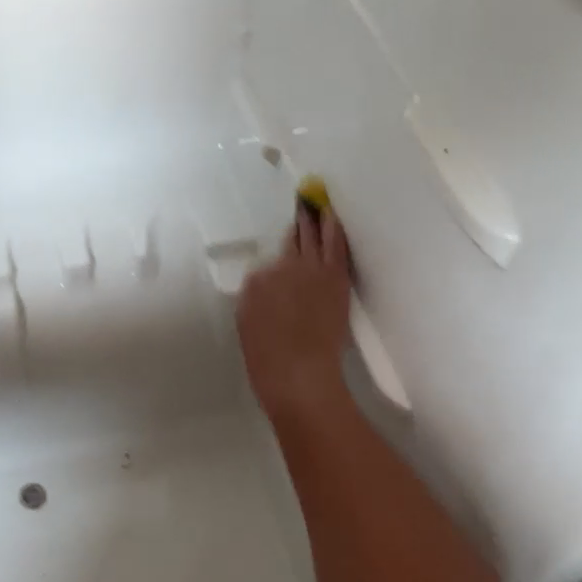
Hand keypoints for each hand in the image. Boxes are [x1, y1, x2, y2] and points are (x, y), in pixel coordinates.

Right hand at [237, 204, 353, 422]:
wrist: (299, 376)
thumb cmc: (268, 364)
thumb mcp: (248, 331)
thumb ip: (257, 305)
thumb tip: (270, 294)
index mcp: (252, 284)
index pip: (264, 268)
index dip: (273, 268)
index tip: (280, 266)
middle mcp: (277, 268)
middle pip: (287, 243)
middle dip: (293, 229)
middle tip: (296, 213)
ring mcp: (307, 268)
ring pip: (310, 236)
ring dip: (310, 219)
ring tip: (311, 204)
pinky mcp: (333, 274)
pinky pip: (333, 242)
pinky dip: (332, 226)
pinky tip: (330, 213)